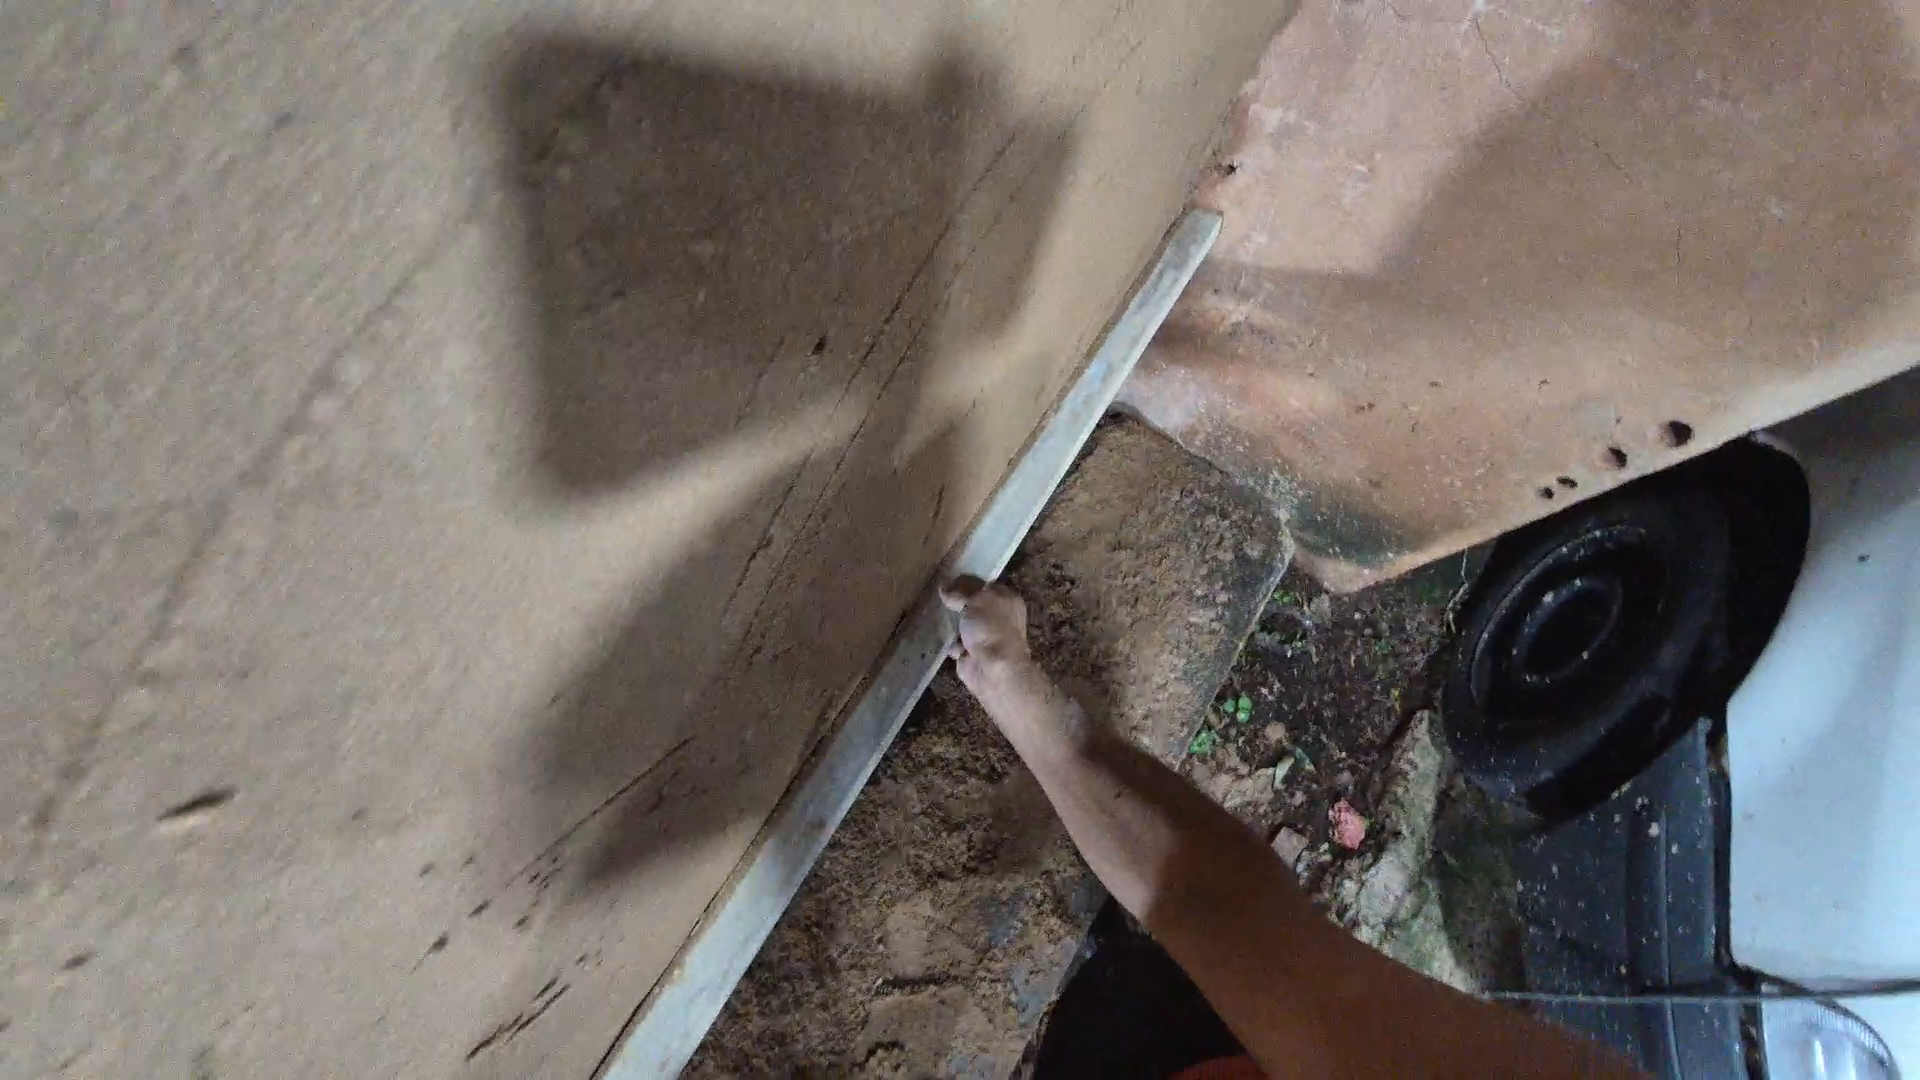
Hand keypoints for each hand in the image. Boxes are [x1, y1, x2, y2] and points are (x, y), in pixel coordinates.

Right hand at [939, 576, 1032, 684]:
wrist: (993, 668)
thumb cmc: (990, 627)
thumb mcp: (975, 600)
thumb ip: (959, 592)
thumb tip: (944, 587)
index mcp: (1006, 599)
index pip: (985, 585)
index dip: (967, 582)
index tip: (948, 580)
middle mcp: (999, 616)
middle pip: (973, 605)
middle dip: (957, 603)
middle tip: (939, 597)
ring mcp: (986, 636)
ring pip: (964, 624)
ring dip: (951, 623)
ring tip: (934, 614)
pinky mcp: (973, 653)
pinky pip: (957, 643)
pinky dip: (950, 643)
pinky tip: (942, 637)